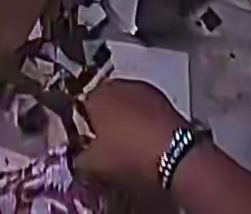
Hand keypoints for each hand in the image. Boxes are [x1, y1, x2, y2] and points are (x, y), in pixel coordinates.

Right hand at [75, 80, 186, 194]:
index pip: (82, 107)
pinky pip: (144, 104)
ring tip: (134, 140)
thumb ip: (80, 161)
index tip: (93, 143)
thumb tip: (77, 162)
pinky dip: (144, 115)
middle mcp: (112, 85)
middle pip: (104, 101)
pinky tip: (150, 136)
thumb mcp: (97, 167)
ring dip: (126, 114)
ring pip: (124, 100)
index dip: (87, 126)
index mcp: (93, 97)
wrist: (173, 154)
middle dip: (107, 118)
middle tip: (113, 143)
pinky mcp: (160, 95)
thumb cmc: (128, 155)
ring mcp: (137, 87)